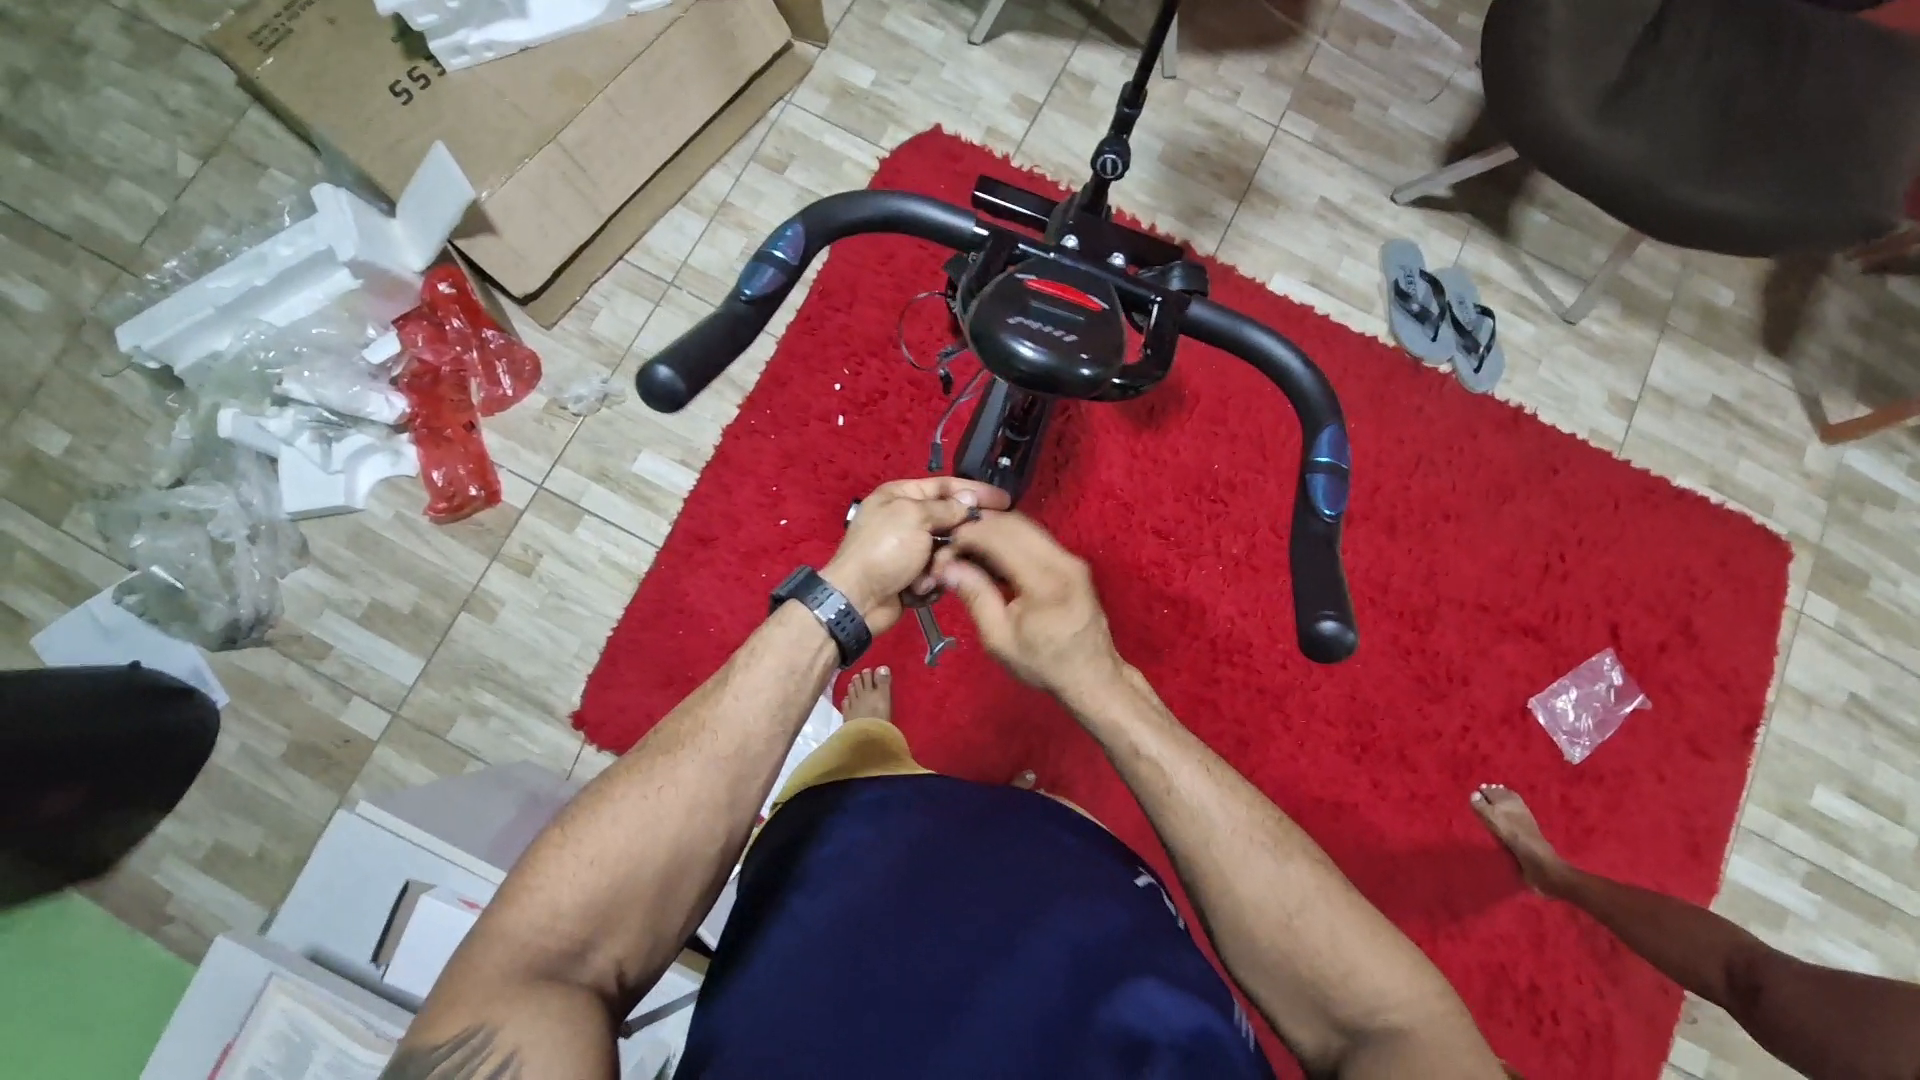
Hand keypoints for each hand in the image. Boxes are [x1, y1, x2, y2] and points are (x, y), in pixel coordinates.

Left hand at [821, 477, 1011, 635]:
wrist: (858, 599)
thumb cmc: (885, 549)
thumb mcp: (915, 518)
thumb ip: (946, 508)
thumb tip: (969, 500)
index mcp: (900, 495)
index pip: (945, 486)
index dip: (975, 491)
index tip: (1005, 500)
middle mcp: (904, 518)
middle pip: (948, 520)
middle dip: (959, 536)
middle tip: (980, 545)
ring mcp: (907, 549)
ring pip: (945, 550)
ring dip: (942, 563)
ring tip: (932, 574)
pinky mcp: (910, 575)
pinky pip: (935, 573)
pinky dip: (930, 581)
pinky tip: (921, 588)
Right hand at [932, 511, 1123, 697]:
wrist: (1092, 675)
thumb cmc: (1043, 664)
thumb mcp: (999, 639)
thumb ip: (976, 597)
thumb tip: (947, 566)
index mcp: (1044, 582)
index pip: (999, 537)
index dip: (967, 535)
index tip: (945, 550)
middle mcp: (1062, 560)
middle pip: (1013, 523)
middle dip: (978, 527)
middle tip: (954, 547)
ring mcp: (1071, 558)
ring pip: (1025, 525)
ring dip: (994, 530)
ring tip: (969, 550)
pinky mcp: (1072, 561)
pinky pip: (1035, 537)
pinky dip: (1010, 538)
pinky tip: (993, 556)